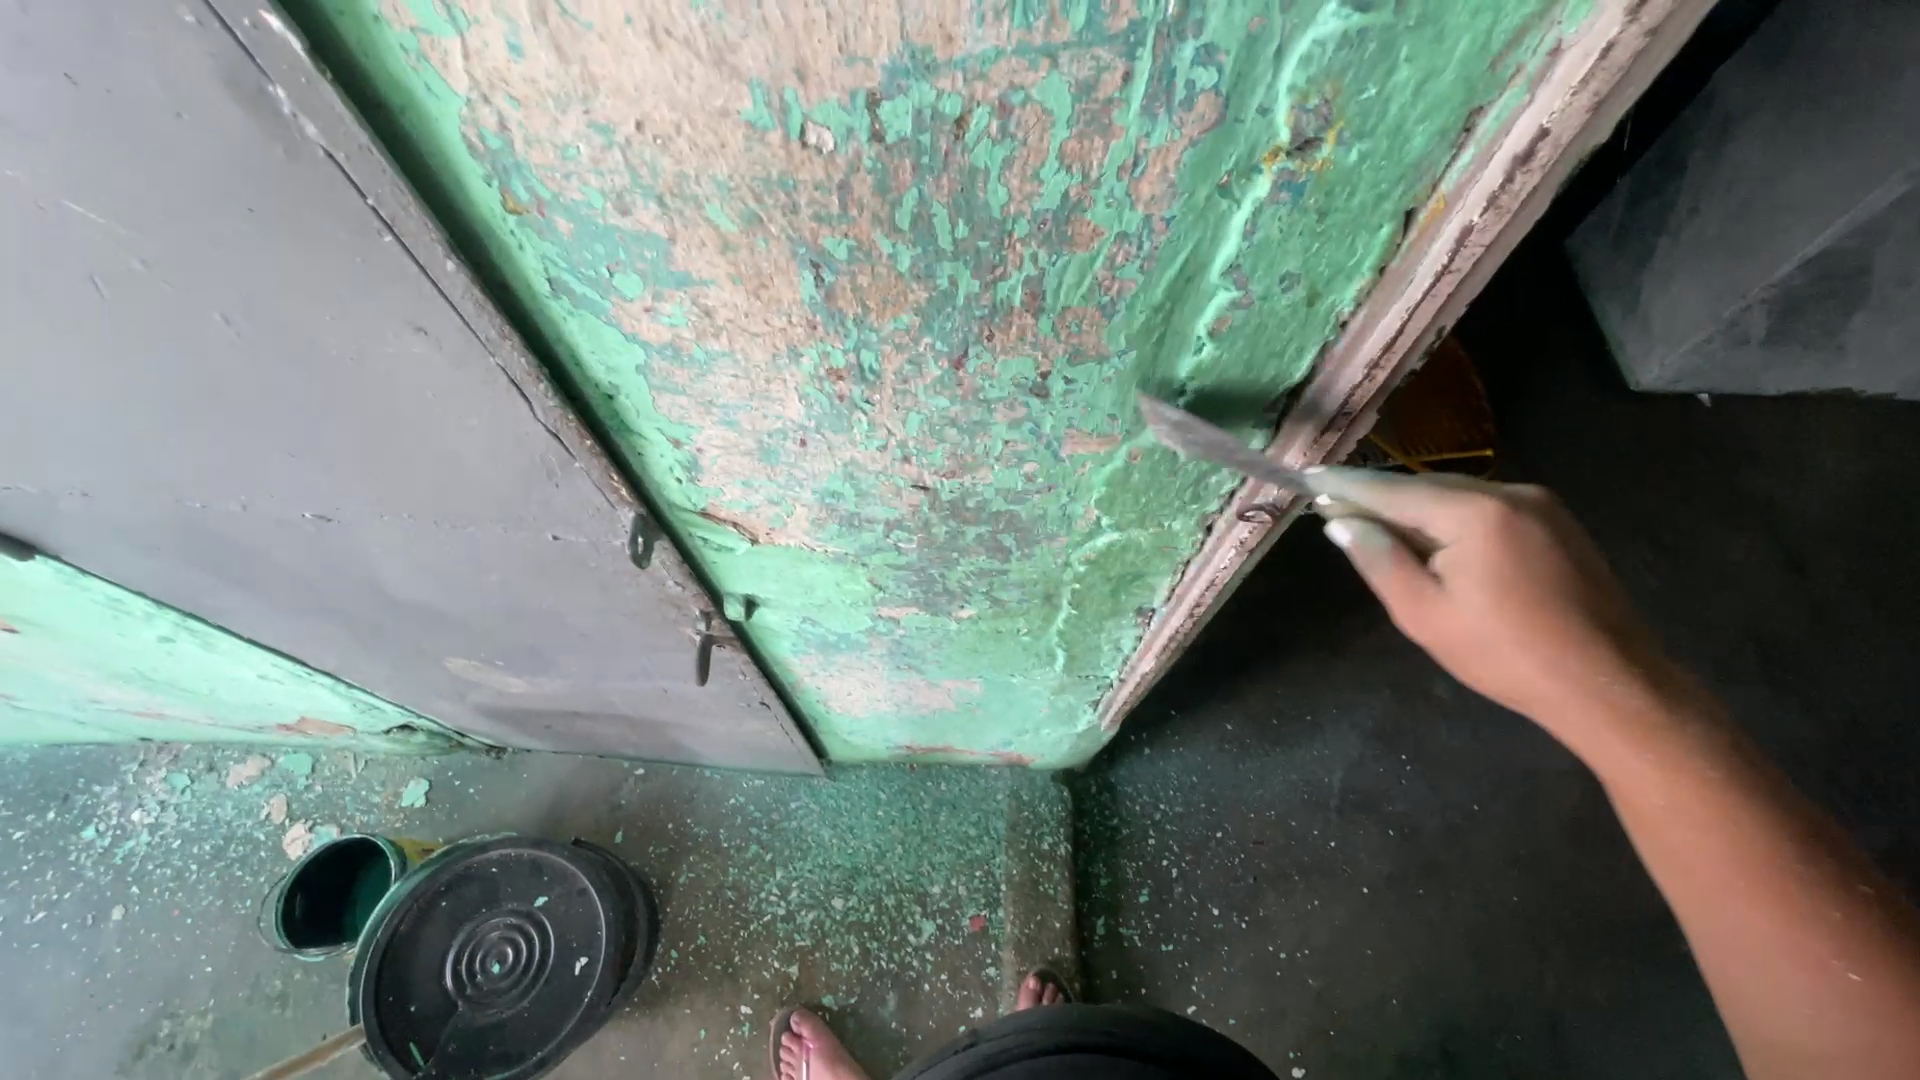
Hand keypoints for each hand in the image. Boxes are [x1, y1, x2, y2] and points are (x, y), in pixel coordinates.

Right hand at [1301, 467, 1671, 731]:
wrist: (1609, 684)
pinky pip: (1485, 508)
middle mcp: (1510, 493)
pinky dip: (1449, 519)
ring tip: (1377, 530)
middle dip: (1379, 497)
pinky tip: (1433, 543)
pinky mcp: (1557, 523)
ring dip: (1414, 510)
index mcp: (1475, 512)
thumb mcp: (1423, 614)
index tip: (1307, 477)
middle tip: (1334, 510)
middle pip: (1425, 487)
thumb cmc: (1504, 654)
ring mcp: (1540, 505)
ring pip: (1456, 496)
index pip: (1392, 489)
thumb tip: (1341, 522)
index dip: (1346, 485)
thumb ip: (1379, 559)